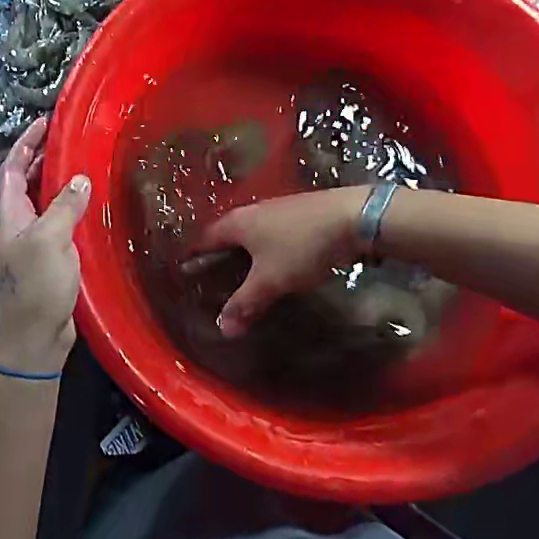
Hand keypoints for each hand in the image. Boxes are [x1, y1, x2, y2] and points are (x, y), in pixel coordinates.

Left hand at [0, 119, 90, 375]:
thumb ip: (63, 206)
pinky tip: (93, 206)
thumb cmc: (35, 287)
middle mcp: (18, 223)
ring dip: (62, 182)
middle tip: (72, 138)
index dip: (26, 143)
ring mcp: (34, 241)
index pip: (13, 167)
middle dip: (45, 157)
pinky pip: (61, 223)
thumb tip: (79, 178)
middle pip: (29, 181)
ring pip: (46, 201)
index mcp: (10, 213)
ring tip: (86, 163)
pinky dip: (74, 209)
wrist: (33, 340)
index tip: (44, 121)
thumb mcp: (49, 240)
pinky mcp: (51, 258)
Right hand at [196, 186, 373, 337]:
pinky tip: (276, 263)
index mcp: (234, 224)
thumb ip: (245, 303)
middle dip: (219, 257)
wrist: (352, 217)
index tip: (186, 276)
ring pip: (250, 234)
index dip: (193, 259)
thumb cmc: (301, 247)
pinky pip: (270, 233)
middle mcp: (248, 212)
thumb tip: (221, 329)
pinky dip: (266, 249)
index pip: (202, 241)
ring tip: (244, 276)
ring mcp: (274, 209)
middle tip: (214, 282)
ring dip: (245, 253)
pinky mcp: (296, 212)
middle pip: (225, 236)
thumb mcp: (271, 280)